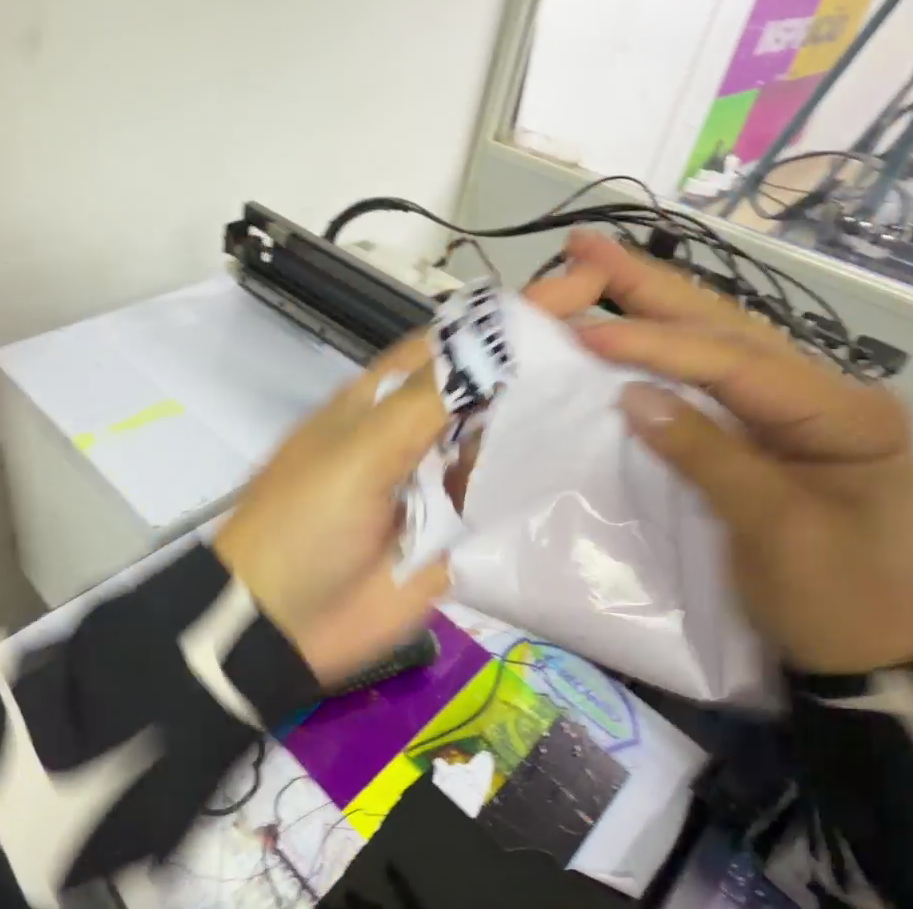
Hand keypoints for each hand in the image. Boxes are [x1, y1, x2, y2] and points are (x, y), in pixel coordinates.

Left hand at [214, 264, 609, 684]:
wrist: (278, 627)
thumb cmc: (303, 524)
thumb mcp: (356, 453)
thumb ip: (424, 402)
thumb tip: (492, 344)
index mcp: (384, 399)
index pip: (457, 341)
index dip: (514, 314)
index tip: (585, 285)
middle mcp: (417, 433)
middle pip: (490, 389)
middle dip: (548, 363)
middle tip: (631, 343)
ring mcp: (440, 486)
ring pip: (506, 443)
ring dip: (556, 423)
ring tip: (634, 397)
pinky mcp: (458, 537)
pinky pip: (508, 505)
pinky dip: (548, 489)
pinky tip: (604, 473)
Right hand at [565, 231, 912, 674]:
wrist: (881, 663)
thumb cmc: (837, 603)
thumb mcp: (774, 533)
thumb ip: (708, 455)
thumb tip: (632, 395)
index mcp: (847, 414)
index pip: (737, 363)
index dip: (657, 344)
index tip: (584, 329)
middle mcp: (828, 394)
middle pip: (729, 329)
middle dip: (653, 287)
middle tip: (584, 246)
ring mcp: (802, 410)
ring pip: (722, 344)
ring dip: (657, 305)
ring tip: (598, 265)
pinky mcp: (776, 432)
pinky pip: (716, 381)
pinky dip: (667, 352)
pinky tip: (634, 325)